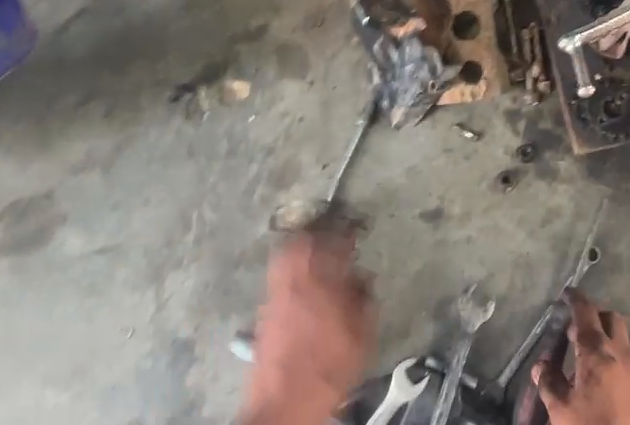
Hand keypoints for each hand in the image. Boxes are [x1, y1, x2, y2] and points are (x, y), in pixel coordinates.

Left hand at [242, 228, 375, 424]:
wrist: (284, 404)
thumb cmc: (329, 368)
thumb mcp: (362, 335)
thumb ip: (364, 300)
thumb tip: (363, 278)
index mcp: (322, 282)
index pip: (335, 243)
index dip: (347, 230)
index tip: (356, 227)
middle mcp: (295, 281)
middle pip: (301, 241)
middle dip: (317, 231)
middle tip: (332, 231)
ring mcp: (276, 295)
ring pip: (285, 256)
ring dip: (301, 246)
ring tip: (316, 248)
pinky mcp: (264, 312)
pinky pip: (278, 275)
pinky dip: (291, 268)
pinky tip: (302, 279)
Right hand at [533, 290, 629, 424]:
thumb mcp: (563, 412)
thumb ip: (550, 385)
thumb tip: (540, 365)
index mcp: (598, 351)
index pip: (587, 312)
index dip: (576, 299)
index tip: (567, 292)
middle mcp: (621, 352)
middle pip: (611, 319)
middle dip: (595, 317)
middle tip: (575, 330)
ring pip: (622, 340)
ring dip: (606, 339)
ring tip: (586, 359)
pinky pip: (629, 361)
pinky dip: (615, 359)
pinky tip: (603, 381)